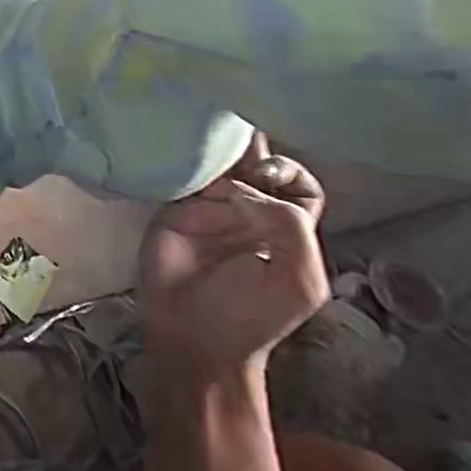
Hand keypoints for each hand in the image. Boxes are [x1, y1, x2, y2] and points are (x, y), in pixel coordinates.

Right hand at [139, 133, 328, 371]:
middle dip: (248, 147)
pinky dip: (179, 164)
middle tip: (230, 137)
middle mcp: (248, 211)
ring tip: (202, 145)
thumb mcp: (298, 279)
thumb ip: (288, 225)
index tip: (267, 173)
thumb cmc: (253, 314)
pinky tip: (178, 155)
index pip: (297, 184)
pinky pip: (178, 179)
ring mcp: (208, 209)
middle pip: (254, 165)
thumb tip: (242, 186)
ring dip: (211, 151)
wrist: (194, 333)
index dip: (289, 170)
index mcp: (287, 228)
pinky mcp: (172, 210)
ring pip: (214, 167)